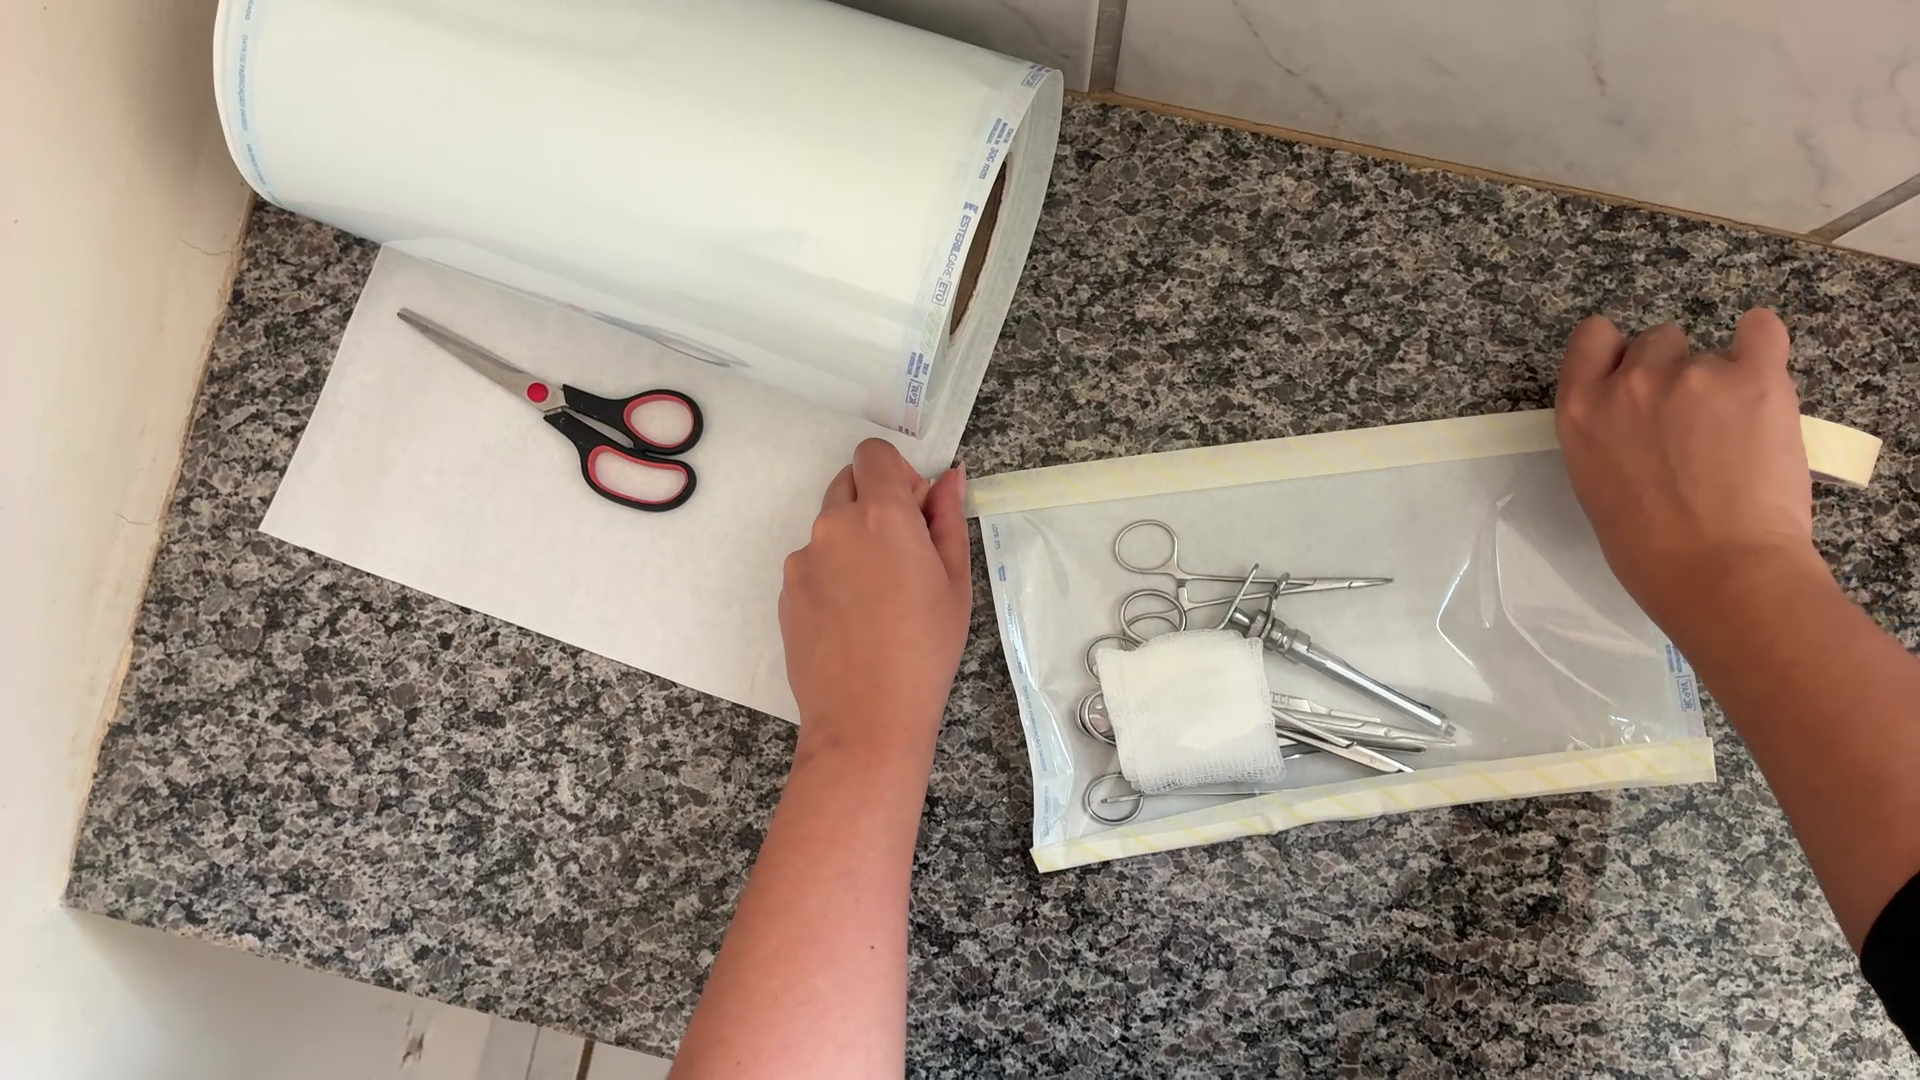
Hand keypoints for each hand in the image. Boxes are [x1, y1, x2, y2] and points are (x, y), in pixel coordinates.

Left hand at [779, 439, 971, 761]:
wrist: (865, 717)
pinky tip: (853, 618)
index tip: (914, 509)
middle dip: (875, 500)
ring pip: (830, 525)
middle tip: (903, 553)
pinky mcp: (786, 589)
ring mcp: (802, 558)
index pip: (874, 453)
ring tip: (878, 597)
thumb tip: (949, 477)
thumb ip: (947, 519)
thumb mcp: (954, 582)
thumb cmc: (925, 649)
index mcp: (880, 516)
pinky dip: (833, 571)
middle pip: (849, 482)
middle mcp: (832, 525)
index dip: (898, 472)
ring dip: (853, 538)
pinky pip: (813, 561)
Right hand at [1555, 309, 1828, 628]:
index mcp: (1578, 409)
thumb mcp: (1591, 474)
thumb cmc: (1641, 537)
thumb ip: (1605, 428)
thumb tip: (1639, 413)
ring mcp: (1691, 375)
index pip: (1592, 338)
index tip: (1627, 368)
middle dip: (1669, 367)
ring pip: (1707, 349)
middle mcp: (1628, 382)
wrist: (1711, 562)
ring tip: (1730, 423)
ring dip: (1717, 375)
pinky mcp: (1755, 377)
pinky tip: (1762, 363)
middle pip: (1655, 340)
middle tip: (1686, 411)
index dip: (1613, 350)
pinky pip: (1761, 332)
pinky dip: (1761, 341)